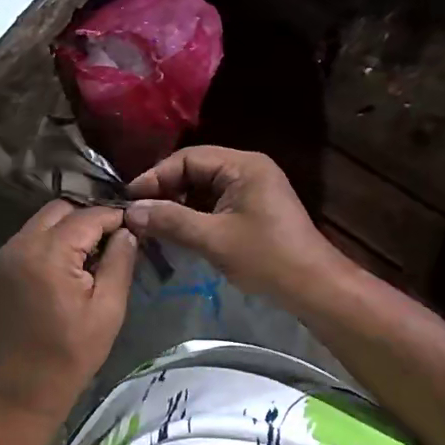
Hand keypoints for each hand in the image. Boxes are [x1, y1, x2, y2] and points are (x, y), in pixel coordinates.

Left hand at [0, 201, 138, 419]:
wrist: (16, 394)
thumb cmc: (68, 356)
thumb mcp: (107, 311)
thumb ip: (119, 263)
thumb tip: (127, 232)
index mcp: (49, 252)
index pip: (88, 215)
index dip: (115, 217)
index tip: (135, 226)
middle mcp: (21, 244)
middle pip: (59, 210)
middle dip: (88, 217)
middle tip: (114, 239)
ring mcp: (5, 257)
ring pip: (41, 223)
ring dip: (68, 229)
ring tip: (93, 254)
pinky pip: (28, 241)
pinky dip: (50, 242)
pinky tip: (68, 268)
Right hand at [124, 146, 348, 297]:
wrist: (314, 286)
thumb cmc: (266, 258)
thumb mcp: (214, 239)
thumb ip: (171, 221)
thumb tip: (132, 212)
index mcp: (243, 165)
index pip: (187, 158)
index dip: (156, 177)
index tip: (130, 200)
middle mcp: (248, 168)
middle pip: (194, 170)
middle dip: (165, 191)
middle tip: (139, 214)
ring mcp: (252, 188)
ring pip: (202, 188)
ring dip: (177, 204)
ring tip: (152, 224)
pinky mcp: (252, 208)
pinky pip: (214, 203)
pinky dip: (193, 215)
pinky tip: (176, 232)